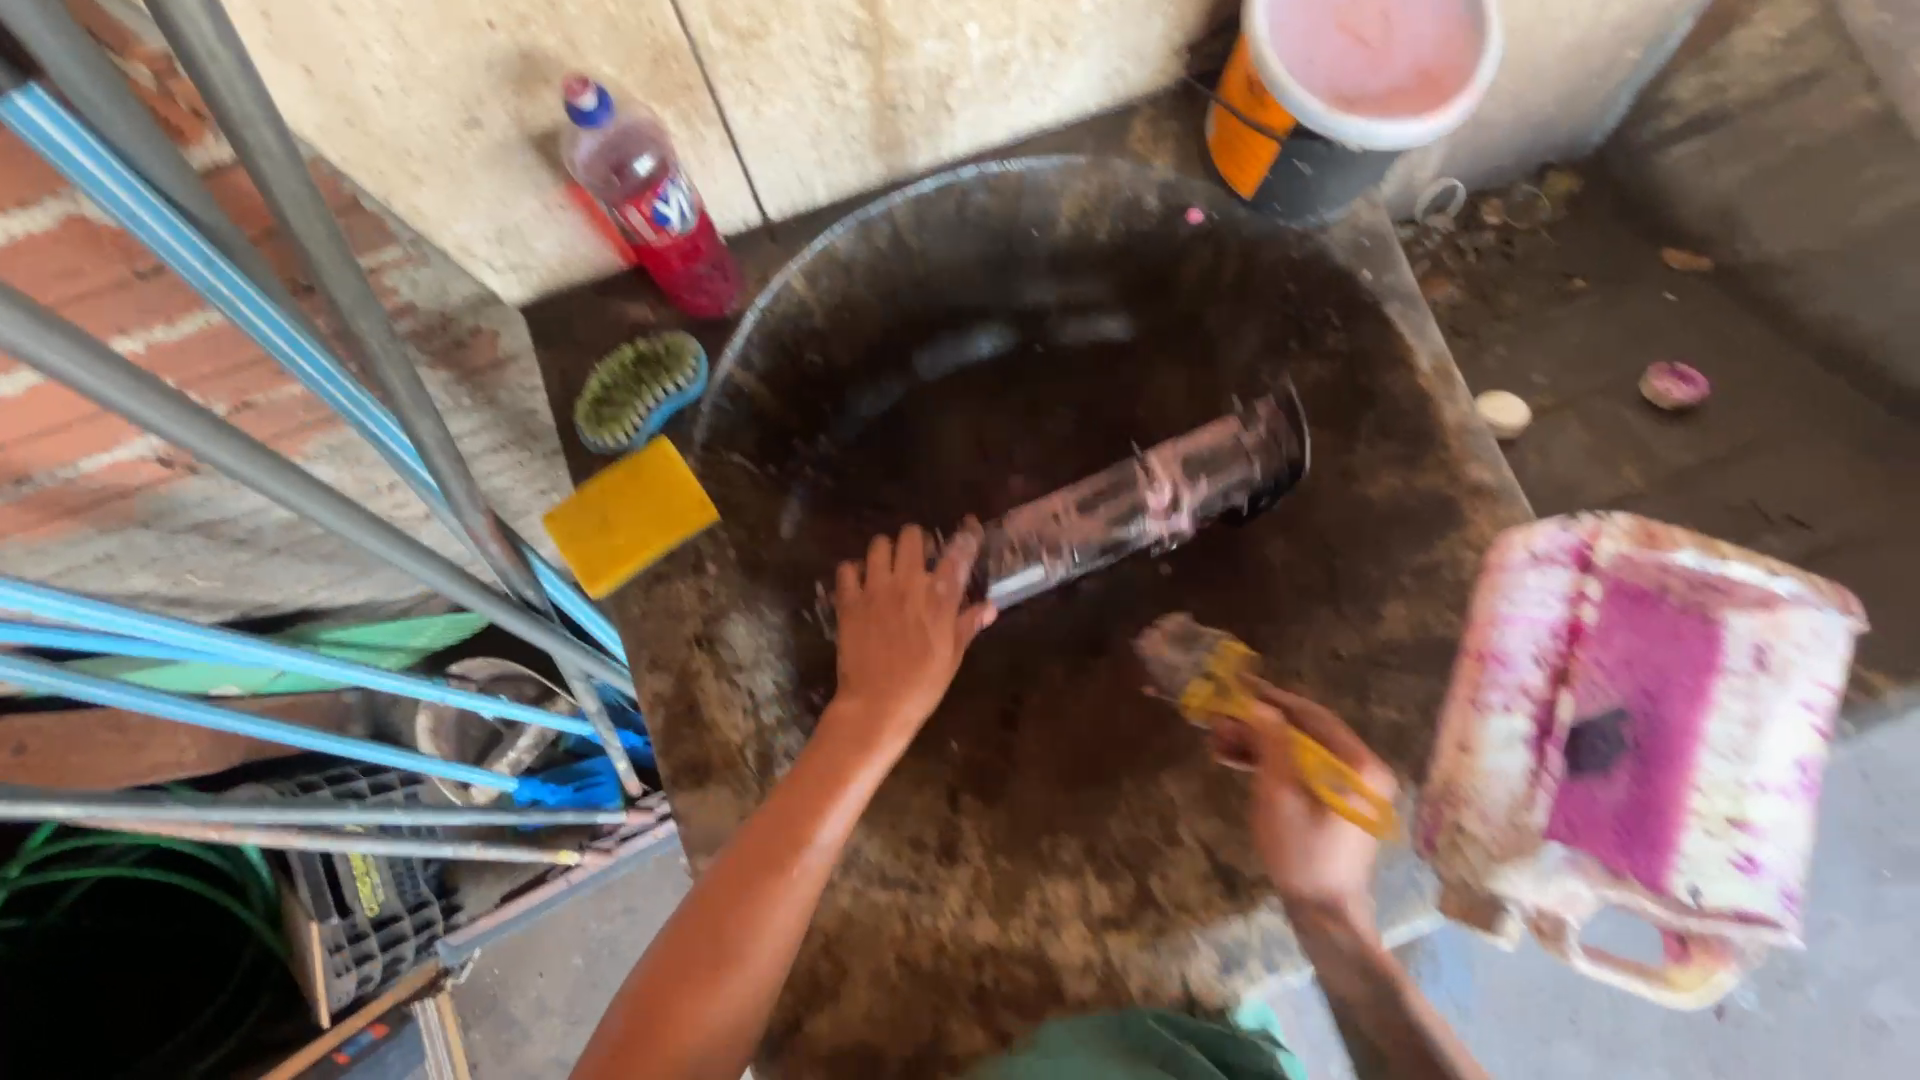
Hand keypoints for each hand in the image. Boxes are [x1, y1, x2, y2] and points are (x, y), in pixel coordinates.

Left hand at [826, 521, 995, 757]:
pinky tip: (860, 583)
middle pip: (912, 537)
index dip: (966, 536)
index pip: (957, 554)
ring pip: (878, 545)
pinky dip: (854, 571)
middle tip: (918, 556)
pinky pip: (847, 568)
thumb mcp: (952, 656)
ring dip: (885, 551)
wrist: (876, 705)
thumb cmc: (922, 685)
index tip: (969, 529)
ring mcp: (875, 590)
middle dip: (917, 541)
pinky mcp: (849, 601)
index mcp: (939, 599)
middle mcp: (908, 585)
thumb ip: (968, 625)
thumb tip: (990, 607)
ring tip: (888, 567)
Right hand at [1210, 679, 1396, 930]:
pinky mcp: (1336, 802)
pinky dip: (1271, 764)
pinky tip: (1236, 760)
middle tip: (1219, 719)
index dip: (1272, 700)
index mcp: (1360, 764)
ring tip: (1218, 741)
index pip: (1312, 716)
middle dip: (1258, 725)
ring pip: (1299, 751)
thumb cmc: (1302, 853)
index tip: (1238, 687)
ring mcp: (1351, 787)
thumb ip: (1272, 744)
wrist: (1325, 913)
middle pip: (1304, 732)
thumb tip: (1259, 705)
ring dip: (1259, 743)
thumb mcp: (1280, 794)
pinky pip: (1302, 771)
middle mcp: (1362, 769)